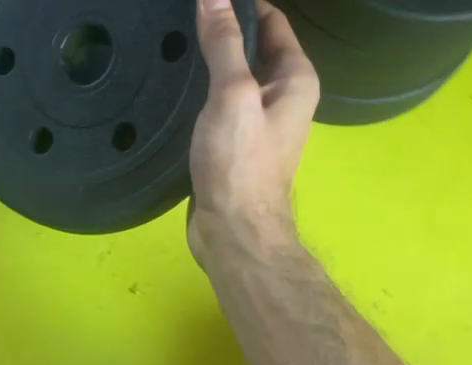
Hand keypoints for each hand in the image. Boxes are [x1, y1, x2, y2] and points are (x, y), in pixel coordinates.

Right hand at [187, 0, 319, 263]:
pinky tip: (178, 95)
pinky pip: (220, 112)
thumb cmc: (240, 164)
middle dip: (222, 36)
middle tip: (184, 25)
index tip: (206, 3)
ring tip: (175, 52)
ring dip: (209, 70)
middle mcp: (284, 100)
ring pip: (234, 83)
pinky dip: (202, 101)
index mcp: (296, 80)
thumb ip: (223, 43)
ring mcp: (259, 127)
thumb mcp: (232, 94)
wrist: (232, 234)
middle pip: (252, 51)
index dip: (240, 6)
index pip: (271, 22)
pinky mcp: (235, 151)